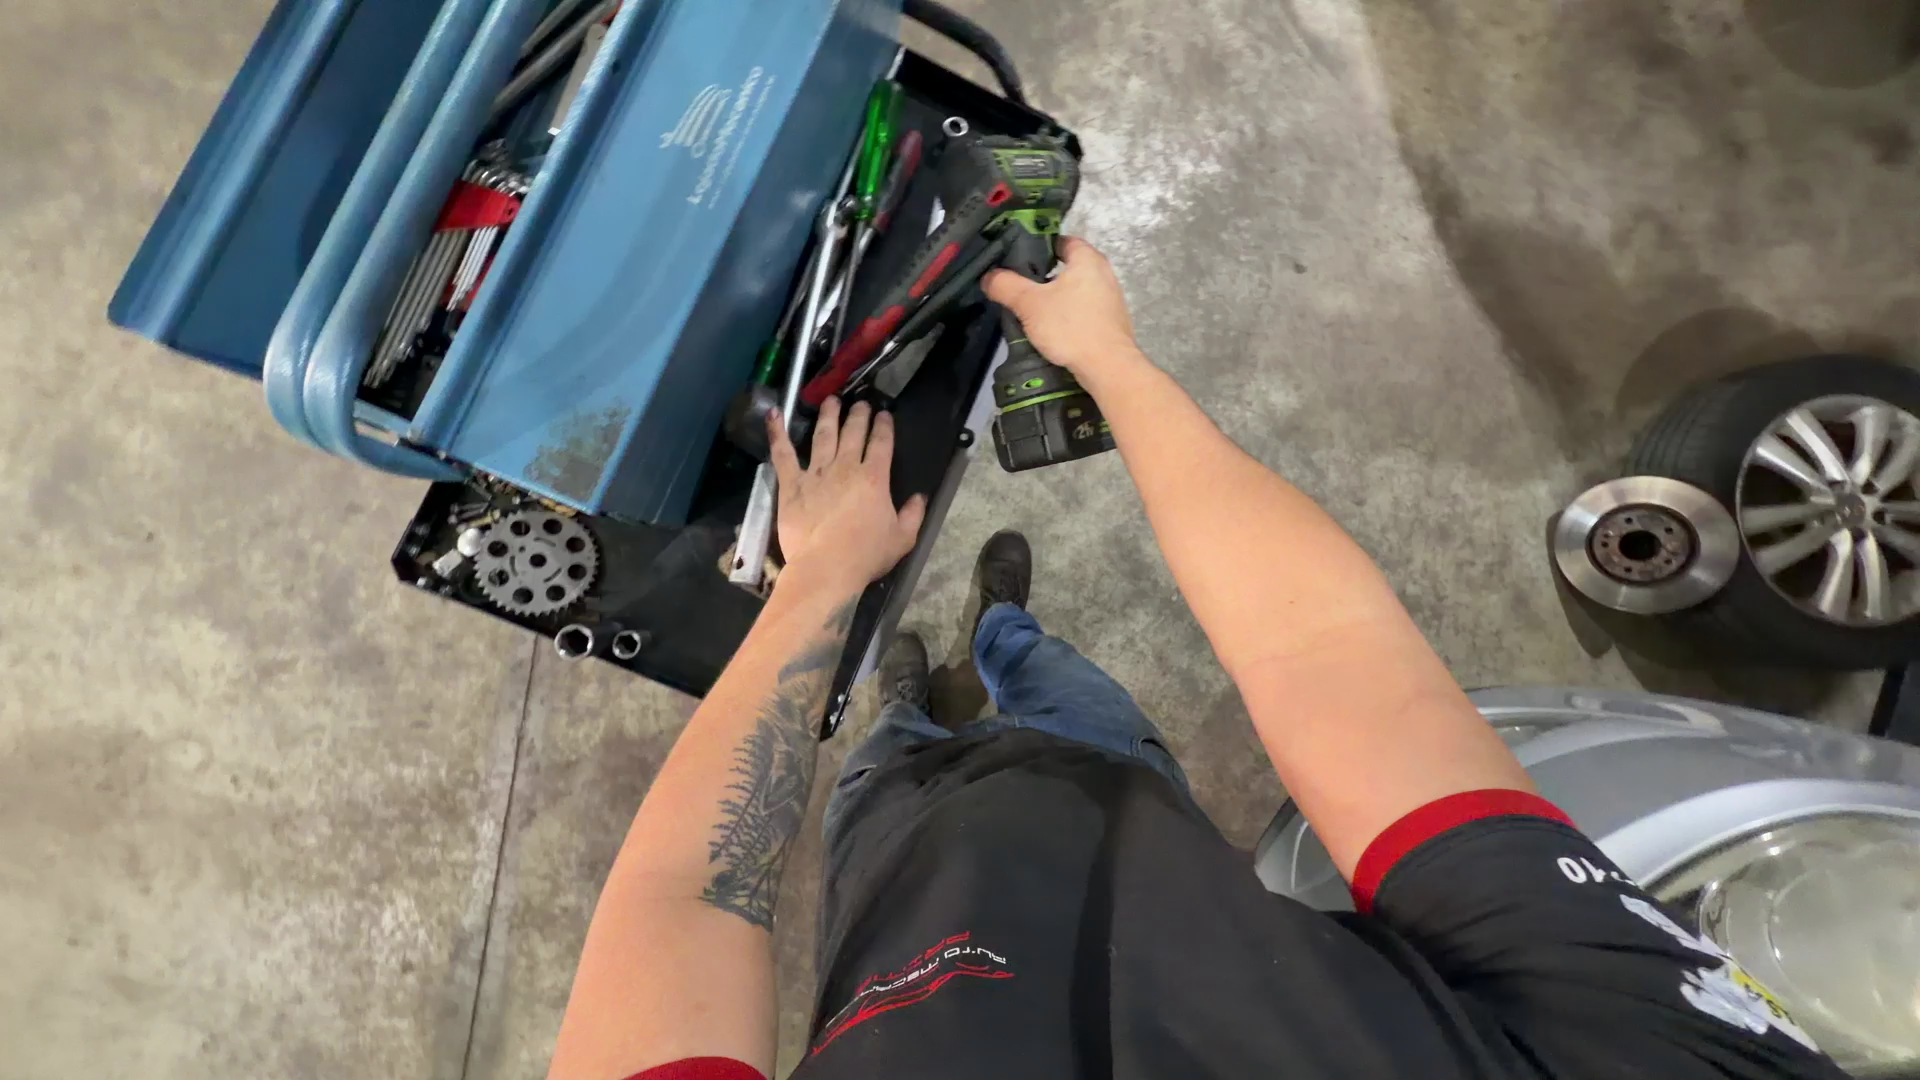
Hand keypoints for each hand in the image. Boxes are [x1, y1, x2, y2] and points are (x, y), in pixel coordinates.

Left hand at [767, 398, 926, 592]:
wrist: (827, 567)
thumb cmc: (867, 554)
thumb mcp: (903, 538)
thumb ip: (914, 514)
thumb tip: (920, 497)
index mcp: (874, 478)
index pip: (881, 443)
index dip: (884, 426)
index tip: (884, 414)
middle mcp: (845, 467)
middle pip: (853, 433)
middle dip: (859, 415)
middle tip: (861, 404)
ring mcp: (816, 473)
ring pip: (823, 435)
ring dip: (828, 415)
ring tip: (831, 401)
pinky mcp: (791, 485)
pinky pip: (783, 454)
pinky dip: (777, 433)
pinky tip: (774, 415)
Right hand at [982, 237, 1142, 377]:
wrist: (1107, 366)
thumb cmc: (1069, 326)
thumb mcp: (1029, 304)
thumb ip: (1006, 286)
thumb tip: (988, 277)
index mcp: (1087, 259)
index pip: (1062, 240)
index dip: (1040, 247)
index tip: (1020, 260)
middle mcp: (1104, 273)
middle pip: (1069, 267)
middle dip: (1045, 276)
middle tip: (1022, 288)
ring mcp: (1111, 299)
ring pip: (1076, 291)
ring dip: (1057, 299)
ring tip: (1033, 312)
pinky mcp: (1111, 322)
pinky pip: (1084, 311)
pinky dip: (1069, 316)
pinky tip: (1054, 331)